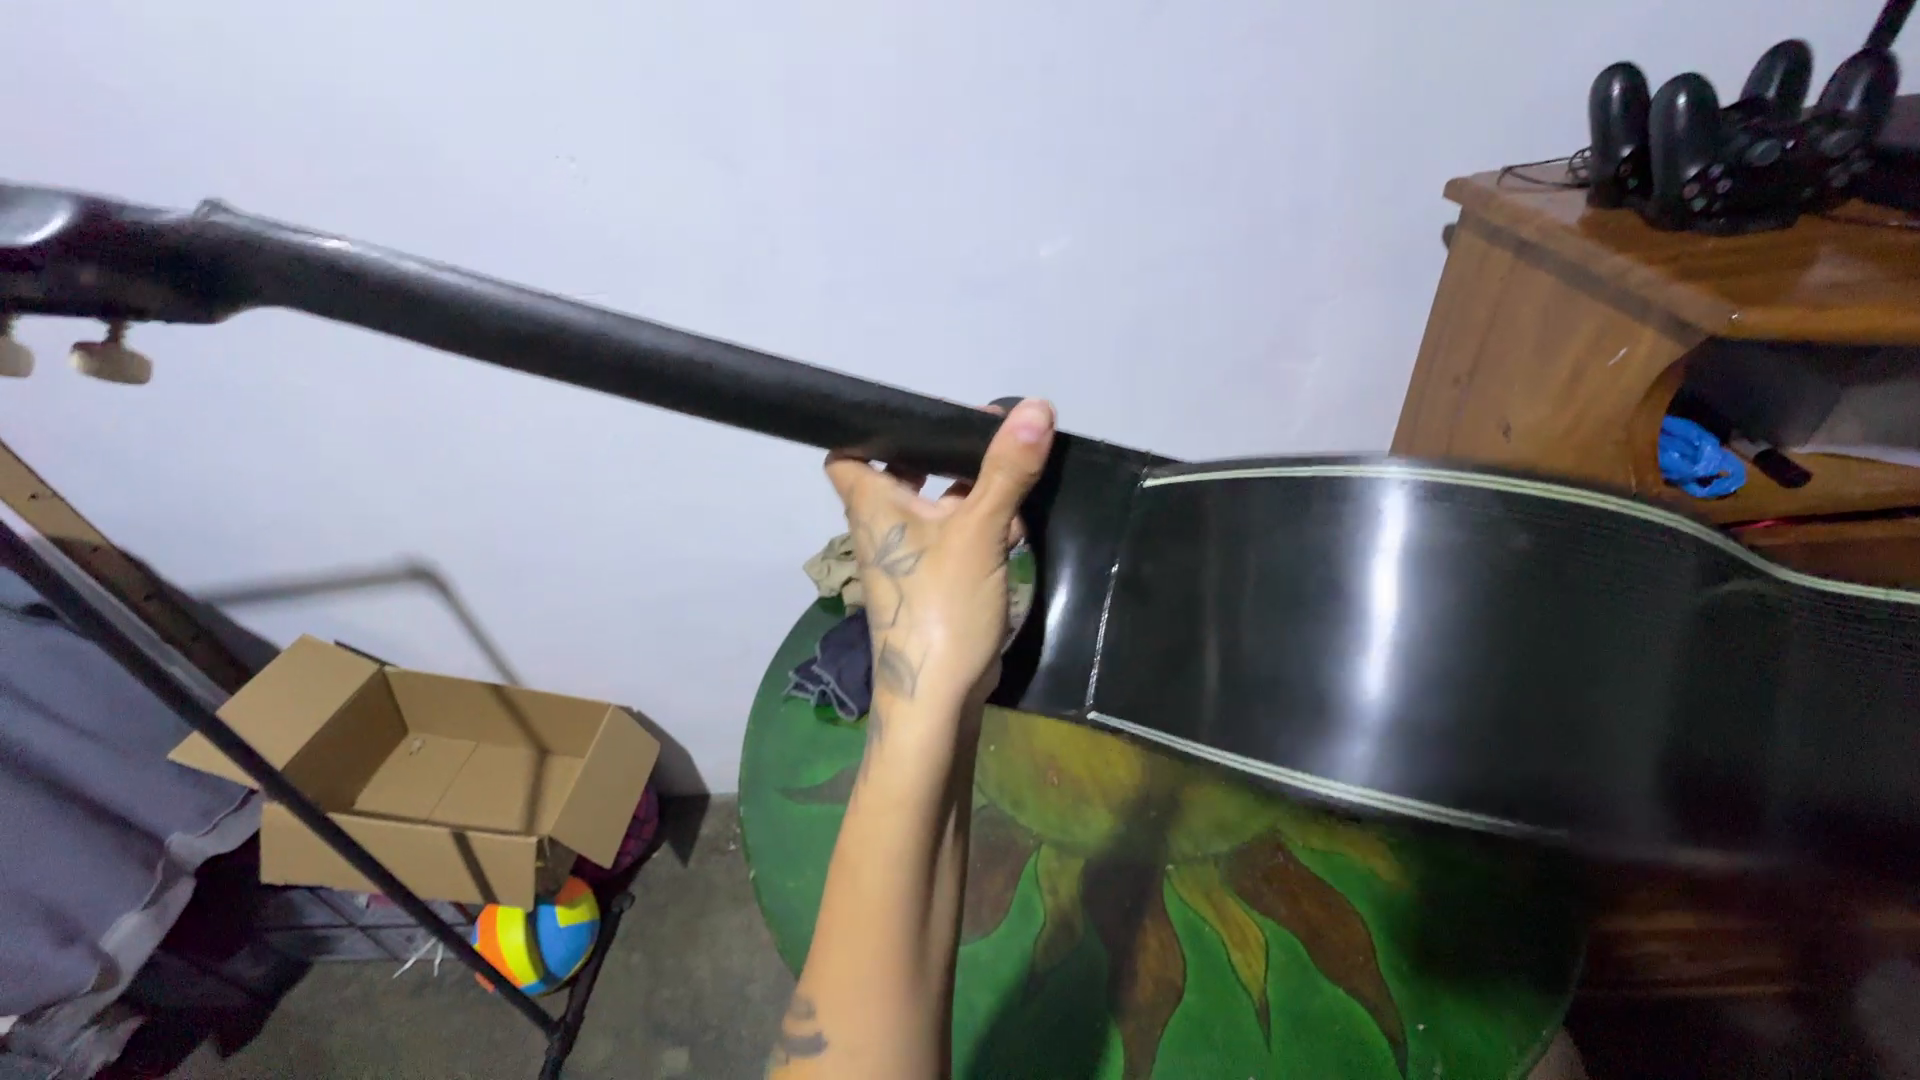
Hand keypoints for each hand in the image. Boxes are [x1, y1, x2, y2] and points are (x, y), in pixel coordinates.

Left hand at [825, 399, 1055, 717]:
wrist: (938, 695)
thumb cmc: (940, 605)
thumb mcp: (978, 530)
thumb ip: (1005, 470)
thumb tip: (1035, 407)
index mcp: (873, 504)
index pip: (848, 451)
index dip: (873, 428)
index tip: (920, 413)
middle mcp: (883, 526)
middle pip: (905, 472)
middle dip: (945, 455)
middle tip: (988, 437)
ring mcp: (910, 557)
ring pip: (937, 506)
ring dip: (973, 494)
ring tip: (1014, 481)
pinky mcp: (935, 581)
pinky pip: (955, 538)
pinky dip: (981, 528)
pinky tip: (1017, 528)